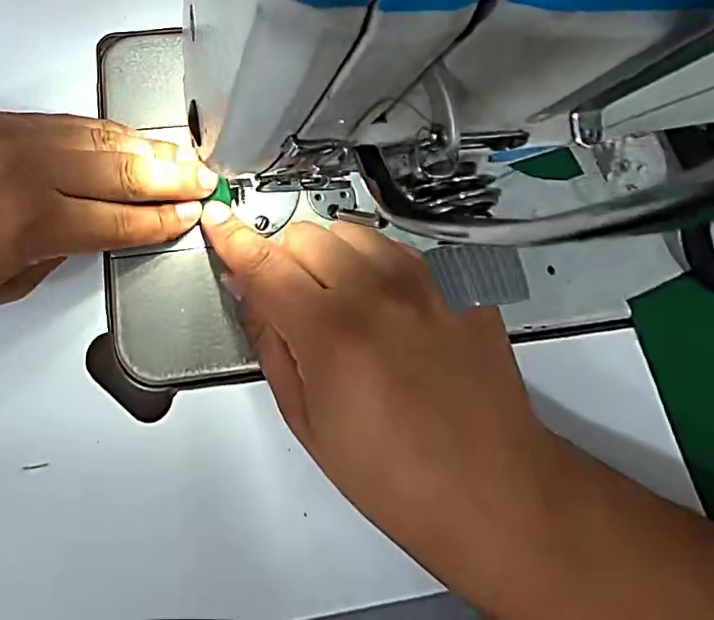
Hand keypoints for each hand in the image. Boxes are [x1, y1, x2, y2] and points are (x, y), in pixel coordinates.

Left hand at [0, 112, 216, 356]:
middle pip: (122, 167)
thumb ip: (61, 249)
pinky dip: (103, 132)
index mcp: (32, 224)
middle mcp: (29, 170)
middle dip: (171, 175)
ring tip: (179, 155)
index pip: (120, 218)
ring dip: (145, 146)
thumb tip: (99, 224)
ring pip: (100, 135)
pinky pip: (67, 122)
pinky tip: (124, 139)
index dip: (163, 218)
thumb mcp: (3, 285)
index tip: (193, 214)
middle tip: (205, 178)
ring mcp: (13, 135)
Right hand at [199, 205, 555, 610]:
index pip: (263, 262)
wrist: (494, 492)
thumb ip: (271, 343)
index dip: (231, 238)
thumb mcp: (308, 421)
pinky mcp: (455, 285)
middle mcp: (378, 295)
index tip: (219, 222)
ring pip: (349, 230)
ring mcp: (424, 285)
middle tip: (288, 295)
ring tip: (337, 299)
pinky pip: (396, 249)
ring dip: (329, 254)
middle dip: (283, 258)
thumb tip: (249, 294)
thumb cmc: (402, 477)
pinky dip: (374, 263)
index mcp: (332, 334)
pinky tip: (381, 304)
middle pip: (304, 234)